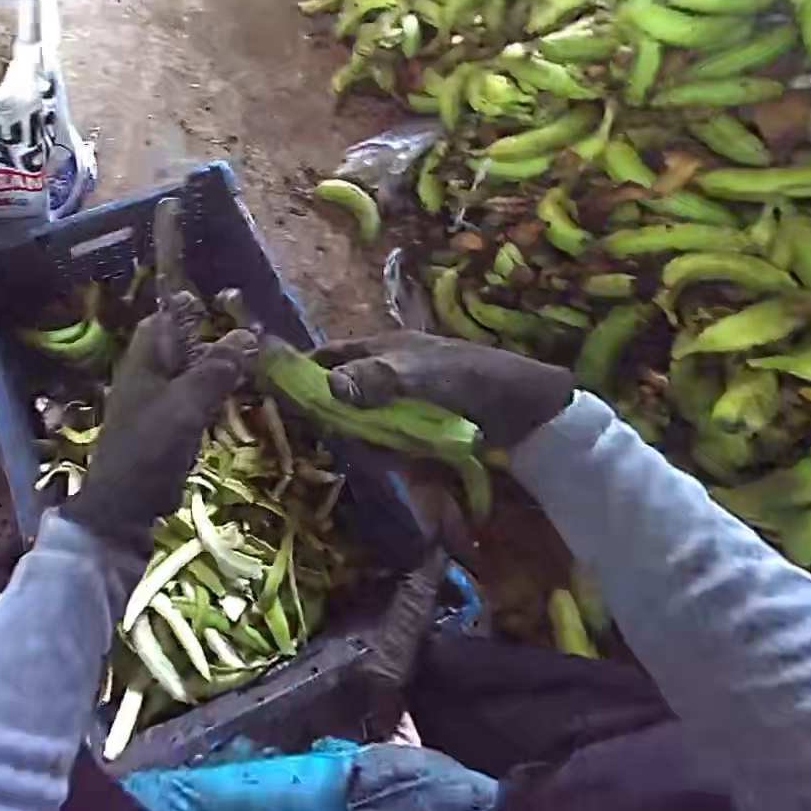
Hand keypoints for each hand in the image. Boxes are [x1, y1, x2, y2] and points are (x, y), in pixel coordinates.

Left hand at [60, 297, 258, 550]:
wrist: (125, 504)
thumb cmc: (151, 445)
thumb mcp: (187, 404)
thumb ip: (216, 369)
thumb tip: (248, 335)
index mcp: (143, 360)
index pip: (163, 318)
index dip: (190, 309)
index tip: (224, 305)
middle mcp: (144, 374)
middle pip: (177, 344)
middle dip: (209, 339)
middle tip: (247, 338)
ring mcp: (151, 400)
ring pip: (185, 371)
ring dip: (211, 367)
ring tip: (246, 364)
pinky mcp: (161, 425)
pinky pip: (187, 398)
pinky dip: (207, 393)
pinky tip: (228, 398)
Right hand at [314, 332, 574, 448]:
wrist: (525, 408)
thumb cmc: (467, 376)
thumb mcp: (419, 372)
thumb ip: (376, 378)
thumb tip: (329, 386)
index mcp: (376, 350)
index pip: (327, 357)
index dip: (304, 372)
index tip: (285, 398)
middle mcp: (380, 376)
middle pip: (339, 396)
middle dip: (337, 419)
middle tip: (342, 437)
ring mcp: (397, 404)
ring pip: (360, 424)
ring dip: (367, 440)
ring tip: (388, 451)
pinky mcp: (413, 430)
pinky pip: (385, 442)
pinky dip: (388, 452)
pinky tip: (404, 459)